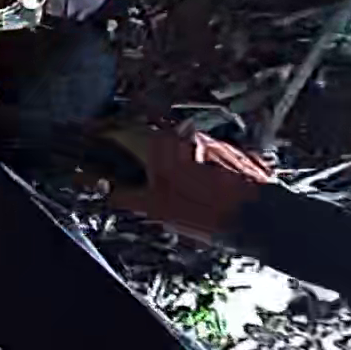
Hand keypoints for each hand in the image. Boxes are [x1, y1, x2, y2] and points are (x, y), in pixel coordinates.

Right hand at [106, 128, 273, 241]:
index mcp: (156, 145)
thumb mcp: (151, 207)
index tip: (87, 136)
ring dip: (154, 150)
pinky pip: (194, 148)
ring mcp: (207, 141)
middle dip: (125, 141)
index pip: (117, 131)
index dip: (98, 134)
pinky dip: (180, 157)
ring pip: (170, 140)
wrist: (263, 219)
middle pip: (144, 132)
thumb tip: (100, 188)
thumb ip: (120, 193)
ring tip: (148, 170)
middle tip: (113, 154)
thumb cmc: (203, 212)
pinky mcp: (229, 151)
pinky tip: (181, 177)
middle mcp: (181, 136)